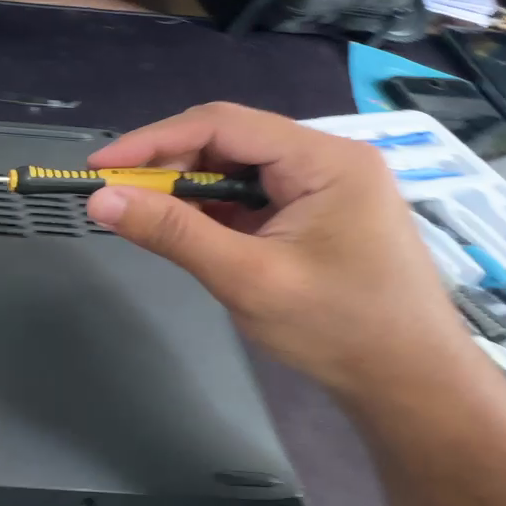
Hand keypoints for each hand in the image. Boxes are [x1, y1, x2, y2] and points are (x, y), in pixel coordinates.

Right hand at [84, 103, 465, 395]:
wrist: (408, 381)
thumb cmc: (338, 326)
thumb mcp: (245, 278)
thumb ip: (172, 232)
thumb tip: (100, 200)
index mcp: (325, 161)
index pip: (221, 125)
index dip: (152, 140)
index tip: (98, 168)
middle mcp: (324, 160)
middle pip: (224, 139)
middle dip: (165, 164)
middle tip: (117, 197)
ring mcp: (319, 186)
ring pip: (229, 166)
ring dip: (181, 187)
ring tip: (145, 217)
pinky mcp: (308, 212)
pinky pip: (241, 193)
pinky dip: (202, 207)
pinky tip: (182, 229)